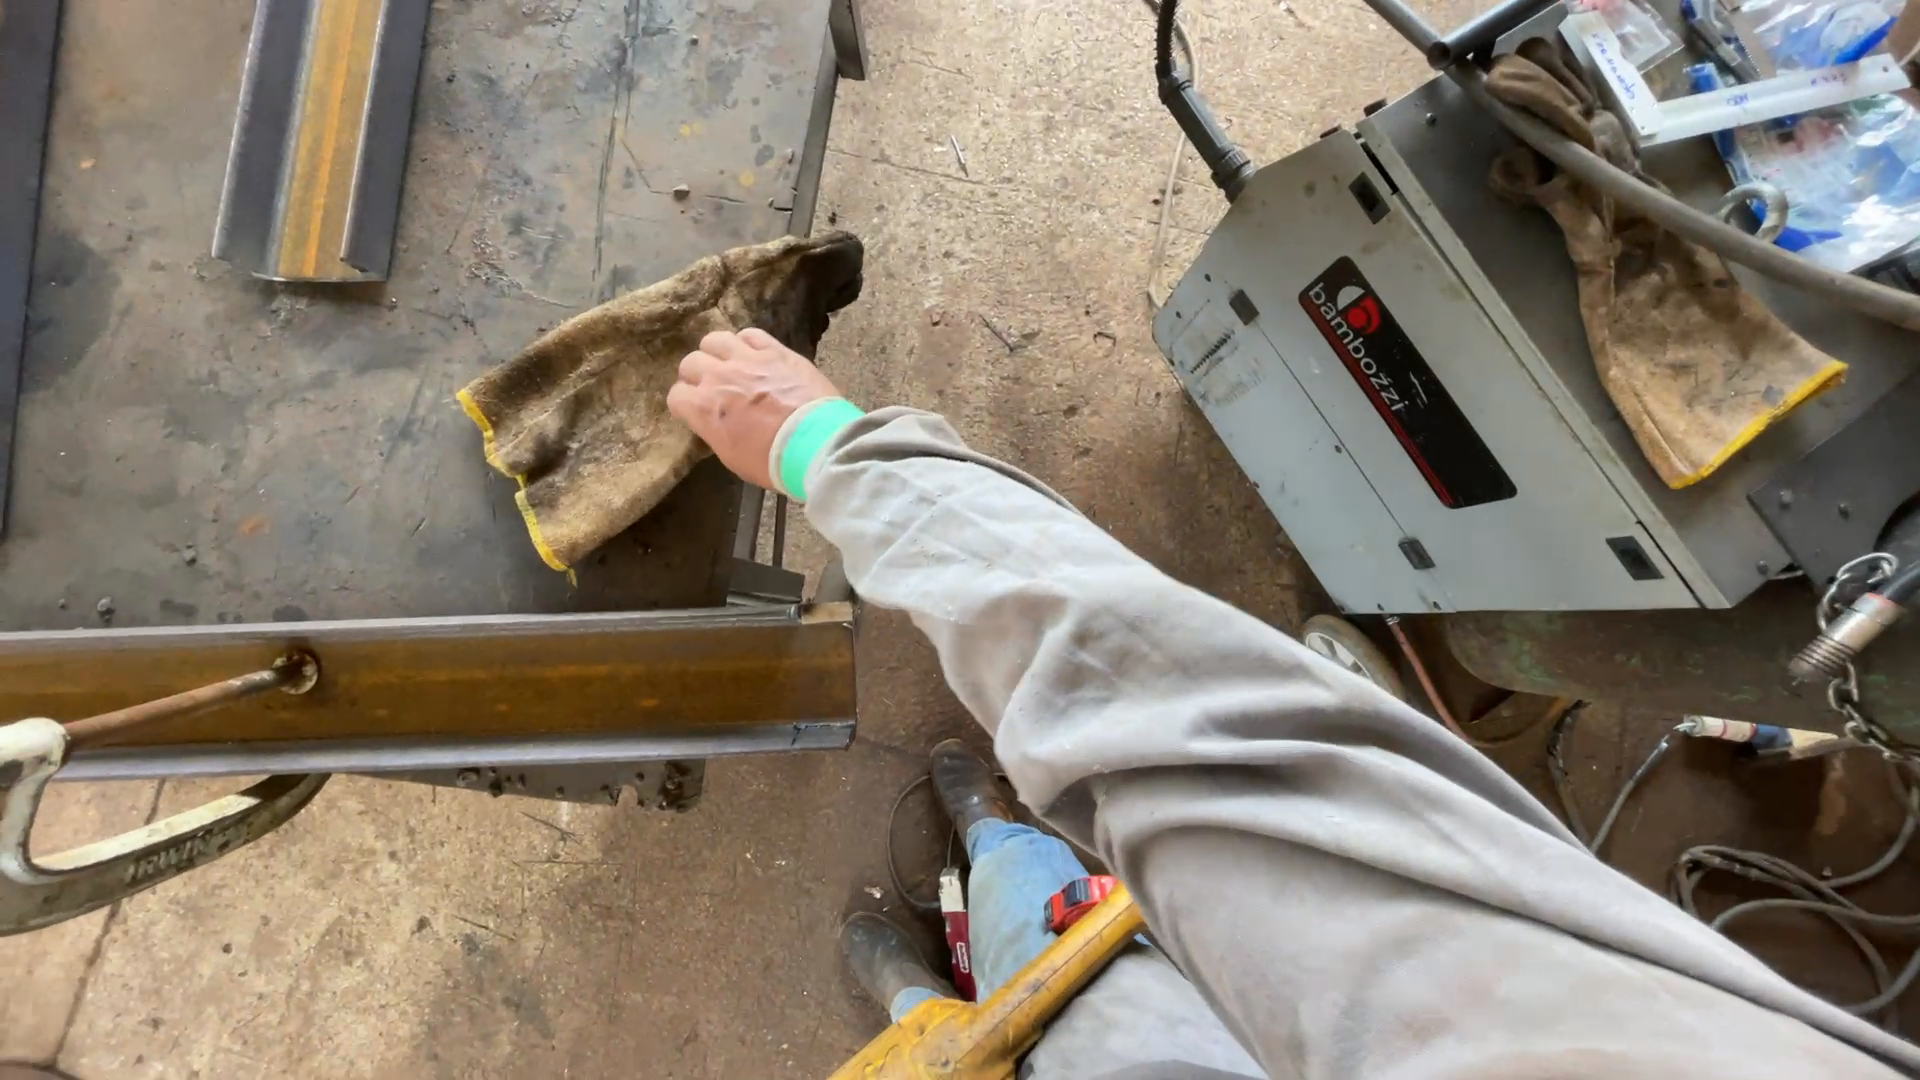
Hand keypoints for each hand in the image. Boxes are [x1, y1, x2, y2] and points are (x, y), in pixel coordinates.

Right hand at [667, 328, 841, 489]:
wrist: (815, 445)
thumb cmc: (772, 462)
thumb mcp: (732, 457)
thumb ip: (716, 431)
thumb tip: (714, 421)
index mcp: (704, 408)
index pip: (677, 396)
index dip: (686, 404)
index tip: (696, 409)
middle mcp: (719, 377)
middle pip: (691, 363)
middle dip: (697, 375)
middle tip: (712, 386)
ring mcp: (748, 360)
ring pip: (716, 340)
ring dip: (718, 352)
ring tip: (729, 363)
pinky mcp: (776, 351)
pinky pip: (752, 334)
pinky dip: (748, 342)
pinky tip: (755, 353)